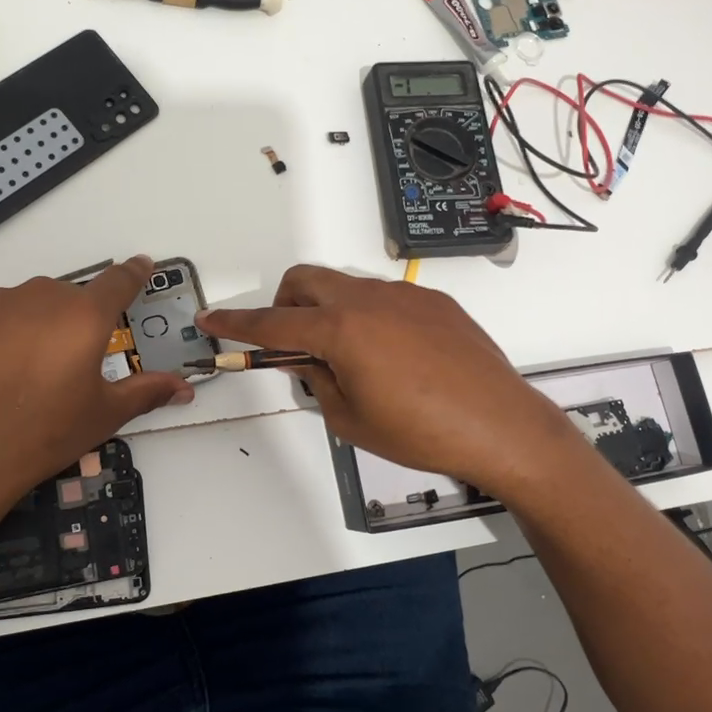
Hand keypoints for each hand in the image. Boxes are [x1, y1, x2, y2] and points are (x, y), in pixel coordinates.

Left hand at [0, 256, 191, 563]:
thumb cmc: (41, 437)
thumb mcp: (102, 416)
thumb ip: (146, 392)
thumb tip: (185, 388)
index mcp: (85, 317)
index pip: (119, 282)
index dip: (133, 274)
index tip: (140, 266)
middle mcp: (42, 296)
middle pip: (68, 297)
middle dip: (72, 322)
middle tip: (63, 365)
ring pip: (26, 302)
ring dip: (32, 324)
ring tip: (19, 371)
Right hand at [197, 265, 579, 496]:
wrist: (501, 426)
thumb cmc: (420, 432)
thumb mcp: (351, 419)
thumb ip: (317, 381)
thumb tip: (304, 361)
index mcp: (341, 330)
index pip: (273, 323)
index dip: (236, 324)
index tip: (210, 319)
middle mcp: (369, 299)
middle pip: (306, 279)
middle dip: (285, 303)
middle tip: (292, 343)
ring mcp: (405, 295)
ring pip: (346, 285)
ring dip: (329, 309)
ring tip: (351, 358)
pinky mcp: (435, 302)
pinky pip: (385, 297)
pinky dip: (369, 316)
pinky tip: (394, 357)